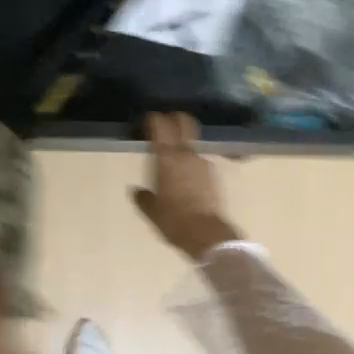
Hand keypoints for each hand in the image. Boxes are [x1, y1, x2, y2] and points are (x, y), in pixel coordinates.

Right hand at [134, 112, 243, 260]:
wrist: (208, 234)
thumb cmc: (175, 221)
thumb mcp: (152, 212)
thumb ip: (143, 198)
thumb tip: (137, 191)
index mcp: (168, 159)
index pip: (161, 125)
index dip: (153, 119)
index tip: (147, 121)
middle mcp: (187, 155)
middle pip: (184, 122)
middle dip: (175, 118)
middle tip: (166, 125)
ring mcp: (205, 163)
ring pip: (193, 144)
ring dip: (185, 146)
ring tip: (177, 161)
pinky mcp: (216, 175)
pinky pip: (202, 162)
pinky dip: (194, 164)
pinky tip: (190, 180)